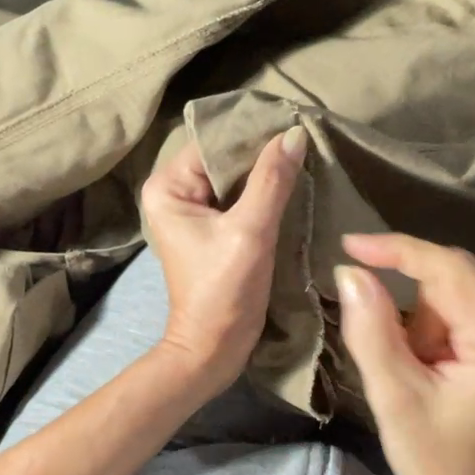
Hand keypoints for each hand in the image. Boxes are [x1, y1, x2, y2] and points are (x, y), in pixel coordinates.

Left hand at [141, 127, 307, 386]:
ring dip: (268, 174)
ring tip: (308, 160)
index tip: (295, 125)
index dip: (252, 133)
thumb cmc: (223, 291)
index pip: (213, 142)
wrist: (213, 349)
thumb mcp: (250, 232)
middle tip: (308, 141)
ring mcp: (193, 212)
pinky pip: (240, 199)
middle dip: (263, 153)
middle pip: (224, 158)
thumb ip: (272, 181)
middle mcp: (173, 192)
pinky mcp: (212, 229)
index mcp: (167, 187)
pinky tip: (296, 187)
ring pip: (236, 178)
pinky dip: (265, 195)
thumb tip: (294, 133)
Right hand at [333, 233, 474, 474]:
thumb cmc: (435, 467)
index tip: (349, 244)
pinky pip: (468, 317)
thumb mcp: (393, 397)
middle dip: (410, 305)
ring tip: (413, 376)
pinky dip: (436, 334)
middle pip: (457, 281)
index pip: (450, 269)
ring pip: (458, 298)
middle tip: (385, 349)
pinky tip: (429, 373)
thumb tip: (351, 272)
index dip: (397, 249)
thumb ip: (371, 328)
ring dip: (422, 324)